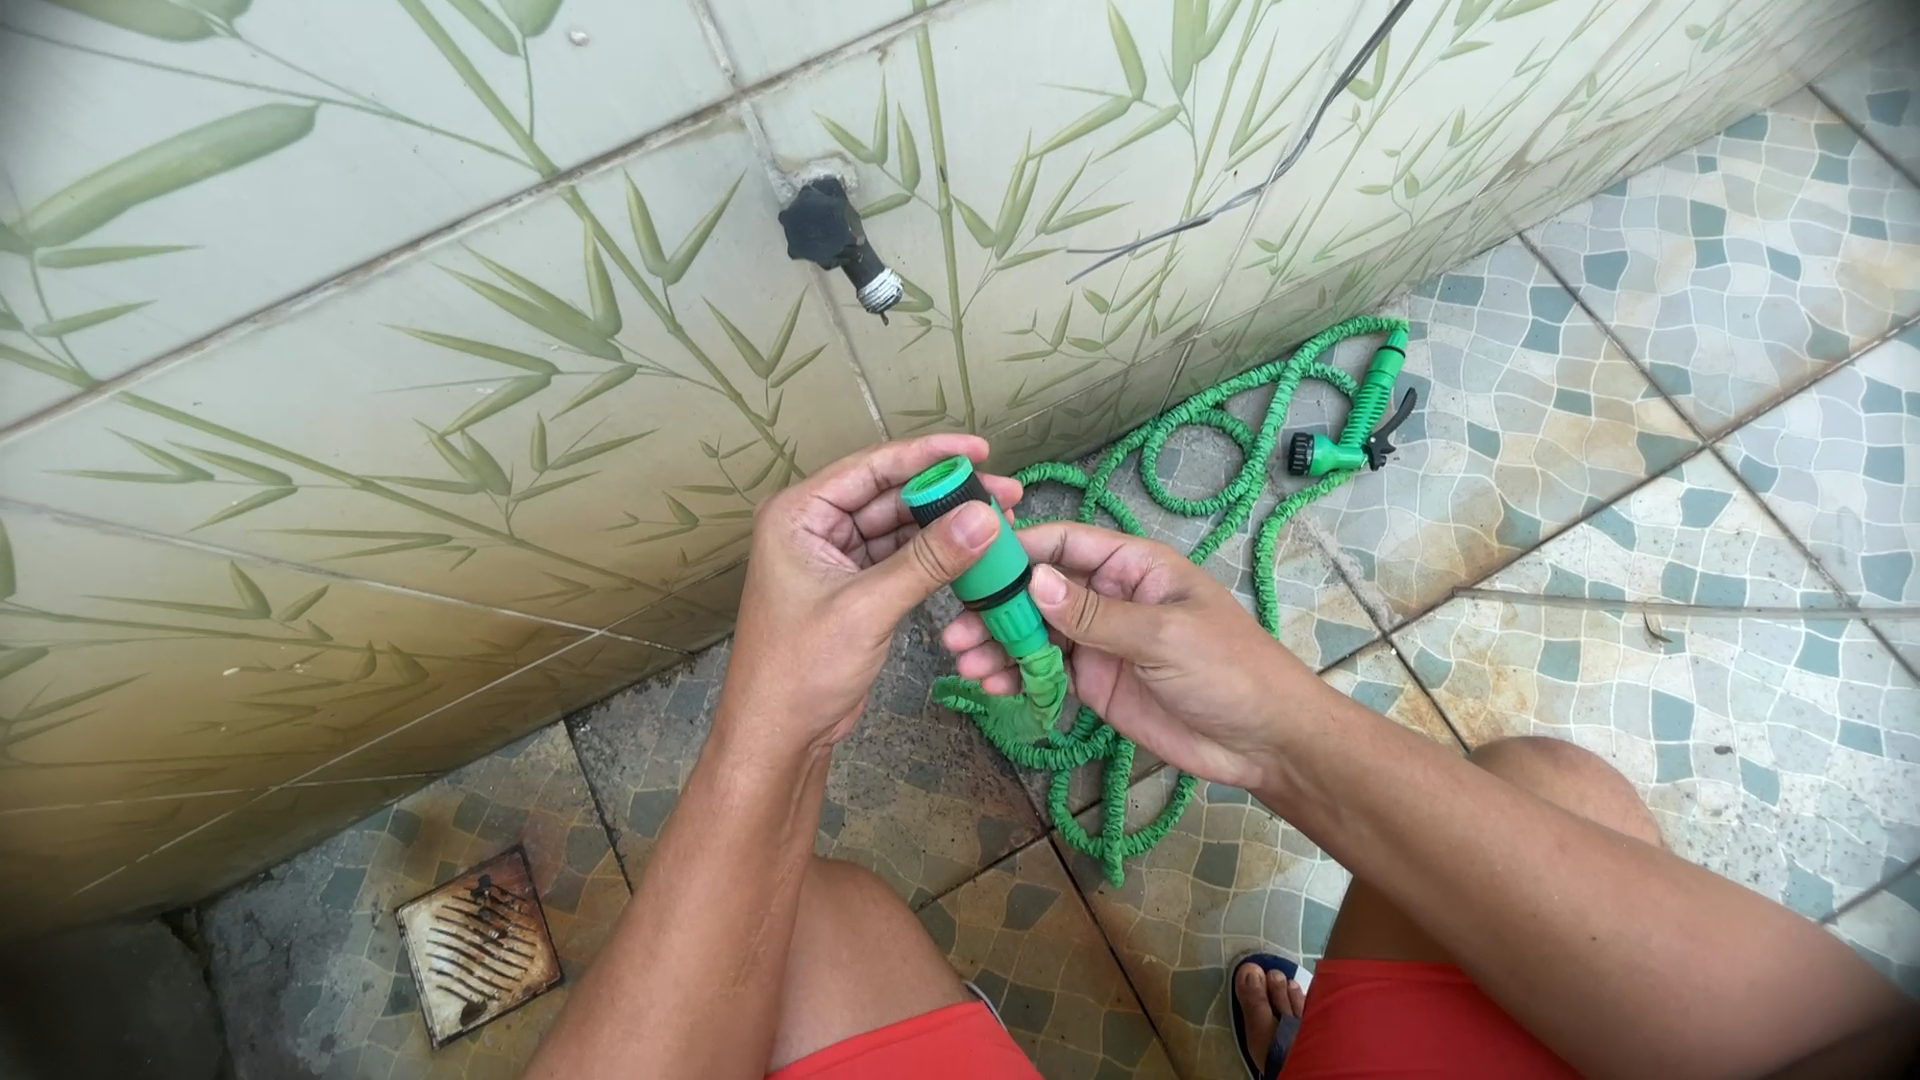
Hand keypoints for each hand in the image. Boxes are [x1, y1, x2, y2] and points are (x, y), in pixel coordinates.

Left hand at [719, 435, 1021, 756]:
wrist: (780, 735)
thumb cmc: (802, 669)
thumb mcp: (867, 607)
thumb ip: (928, 560)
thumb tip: (986, 517)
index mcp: (799, 514)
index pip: (872, 467)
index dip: (929, 455)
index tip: (981, 450)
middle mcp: (816, 526)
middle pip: (891, 494)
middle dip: (946, 493)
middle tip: (1005, 493)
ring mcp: (837, 556)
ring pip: (901, 526)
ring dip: (946, 525)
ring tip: (1000, 521)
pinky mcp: (856, 585)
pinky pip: (902, 557)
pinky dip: (936, 556)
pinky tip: (973, 551)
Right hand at [941, 522, 1315, 789]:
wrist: (1262, 742)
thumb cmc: (1228, 669)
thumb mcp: (1163, 636)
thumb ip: (1096, 614)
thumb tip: (1034, 583)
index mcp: (1133, 566)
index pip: (1068, 543)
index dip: (1021, 548)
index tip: (973, 560)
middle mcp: (1110, 595)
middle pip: (1041, 589)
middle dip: (998, 606)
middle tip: (955, 627)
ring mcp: (1099, 639)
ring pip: (1037, 632)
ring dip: (999, 643)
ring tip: (963, 661)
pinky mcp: (1093, 679)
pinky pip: (1046, 669)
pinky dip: (1017, 674)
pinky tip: (992, 684)